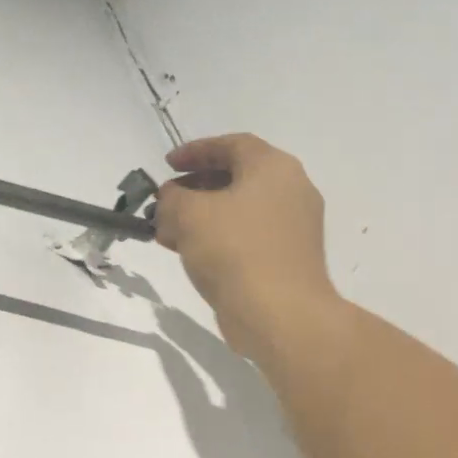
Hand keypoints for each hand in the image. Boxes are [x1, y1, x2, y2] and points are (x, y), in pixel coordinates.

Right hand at [154, 134, 339, 359]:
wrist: (279, 312)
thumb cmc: (234, 251)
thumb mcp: (189, 215)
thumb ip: (172, 198)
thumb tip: (170, 196)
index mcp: (273, 168)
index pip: (232, 144)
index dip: (195, 150)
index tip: (166, 164)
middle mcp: (290, 189)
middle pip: (237, 177)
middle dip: (195, 187)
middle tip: (165, 201)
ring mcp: (292, 225)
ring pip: (239, 209)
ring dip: (202, 216)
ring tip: (169, 232)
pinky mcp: (286, 256)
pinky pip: (246, 235)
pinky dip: (217, 236)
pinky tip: (192, 253)